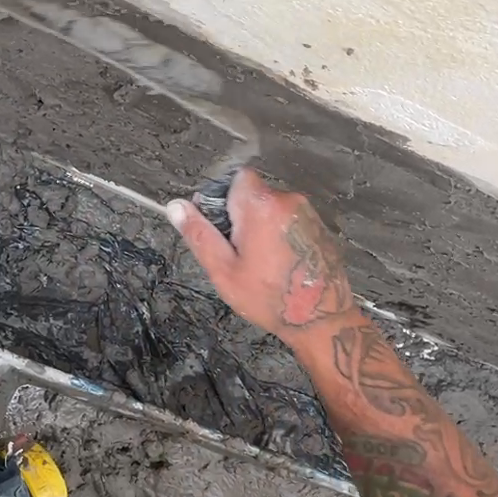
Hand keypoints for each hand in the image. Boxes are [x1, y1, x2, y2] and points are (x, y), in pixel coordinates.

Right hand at [167, 167, 358, 342]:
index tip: (219, 225)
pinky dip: (279, 235)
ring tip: (259, 262)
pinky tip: (277, 263)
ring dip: (259, 227)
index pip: (236, 177)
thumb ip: (199, 233)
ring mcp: (307, 214)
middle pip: (253, 193)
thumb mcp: (223, 269)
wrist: (322, 319)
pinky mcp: (319, 228)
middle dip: (239, 216)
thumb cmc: (269, 297)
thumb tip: (175, 207)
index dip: (222, 197)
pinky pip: (289, 221)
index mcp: (261, 206)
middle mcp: (288, 201)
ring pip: (270, 208)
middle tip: (236, 251)